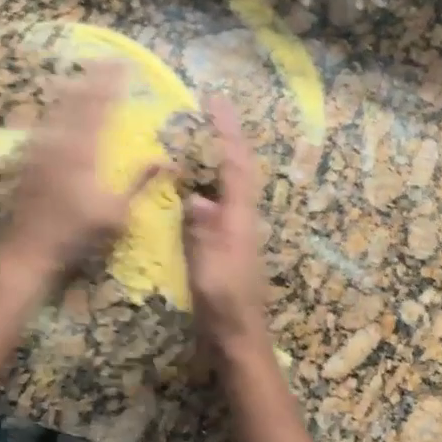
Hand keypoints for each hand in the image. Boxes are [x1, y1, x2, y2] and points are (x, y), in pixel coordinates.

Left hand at [0, 62, 162, 275]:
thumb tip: (168, 160)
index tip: (122, 63)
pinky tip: (47, 112)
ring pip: (54, 109)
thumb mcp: (116, 212)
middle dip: (90, 77)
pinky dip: (49, 113)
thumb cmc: (76, 233)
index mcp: (85, 150)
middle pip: (76, 100)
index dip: (112, 81)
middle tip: (101, 59)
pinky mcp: (24, 161)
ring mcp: (38, 149)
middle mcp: (60, 141)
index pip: (102, 106)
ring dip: (68, 90)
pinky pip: (38, 126)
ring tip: (76, 75)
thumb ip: (140, 182)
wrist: (28, 250)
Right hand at [182, 95, 270, 368]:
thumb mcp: (209, 275)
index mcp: (239, 222)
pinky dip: (215, 177)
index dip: (226, 132)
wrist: (241, 340)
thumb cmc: (223, 310)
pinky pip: (225, 197)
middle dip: (229, 134)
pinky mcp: (232, 242)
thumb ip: (204, 237)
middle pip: (241, 167)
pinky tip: (200, 180)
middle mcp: (244, 219)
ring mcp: (240, 230)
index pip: (235, 167)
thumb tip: (197, 199)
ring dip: (224, 152)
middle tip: (211, 106)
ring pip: (235, 181)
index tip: (214, 101)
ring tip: (205, 131)